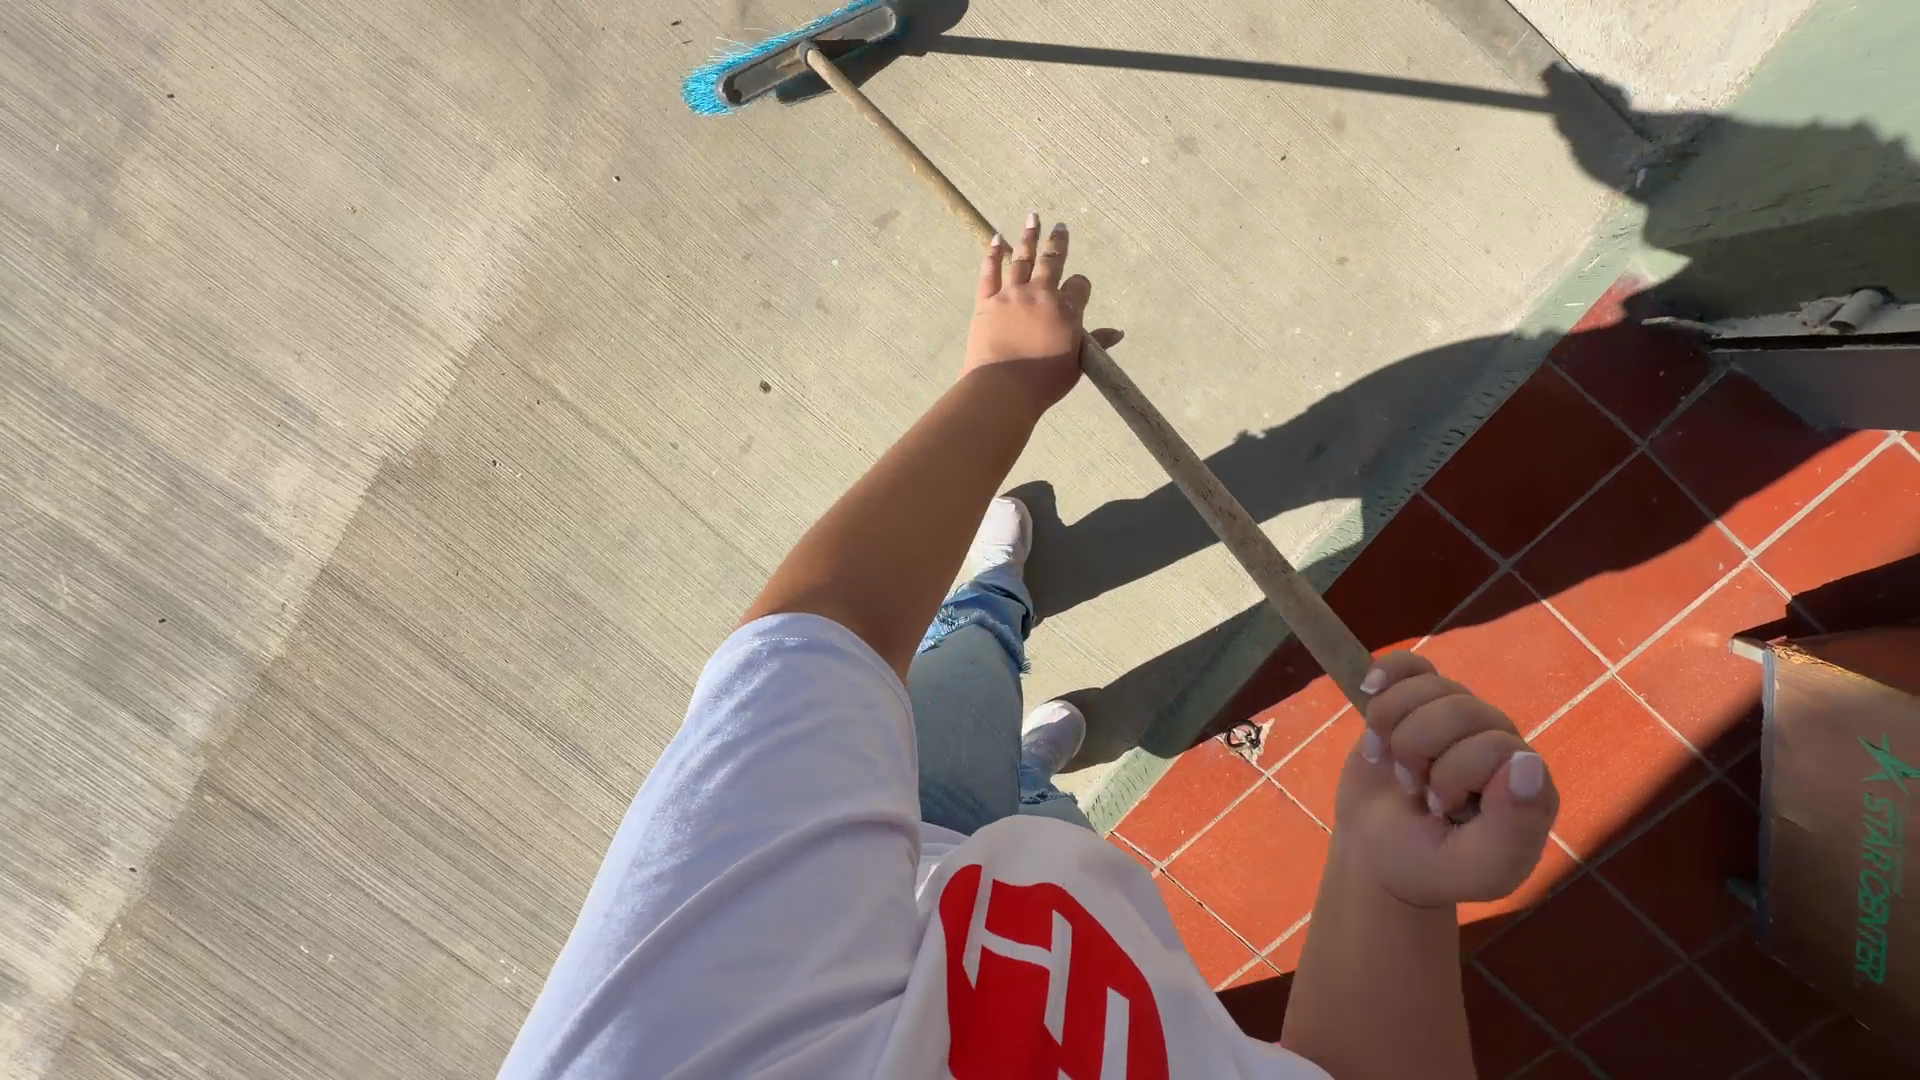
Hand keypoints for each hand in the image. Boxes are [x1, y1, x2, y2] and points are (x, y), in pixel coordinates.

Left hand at [963, 211, 1121, 412]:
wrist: (1003, 388)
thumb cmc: (1044, 383)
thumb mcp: (1077, 364)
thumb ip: (1095, 344)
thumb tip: (1117, 334)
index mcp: (1067, 310)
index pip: (1079, 286)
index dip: (1080, 287)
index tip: (1078, 289)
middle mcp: (1041, 295)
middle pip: (1052, 261)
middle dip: (1058, 242)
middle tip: (1060, 226)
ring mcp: (1012, 296)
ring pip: (1022, 259)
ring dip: (1028, 237)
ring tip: (1033, 218)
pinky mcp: (986, 302)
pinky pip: (990, 272)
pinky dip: (993, 254)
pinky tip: (997, 239)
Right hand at [1332, 651, 1558, 907]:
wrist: (1377, 852)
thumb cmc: (1429, 866)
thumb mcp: (1476, 866)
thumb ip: (1513, 826)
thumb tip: (1527, 760)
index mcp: (1527, 784)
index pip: (1497, 745)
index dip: (1454, 773)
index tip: (1437, 810)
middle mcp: (1498, 742)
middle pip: (1459, 708)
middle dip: (1418, 749)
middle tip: (1410, 786)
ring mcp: (1455, 720)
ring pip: (1429, 685)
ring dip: (1392, 723)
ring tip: (1389, 760)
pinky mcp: (1415, 703)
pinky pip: (1408, 663)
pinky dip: (1385, 673)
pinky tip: (1368, 690)